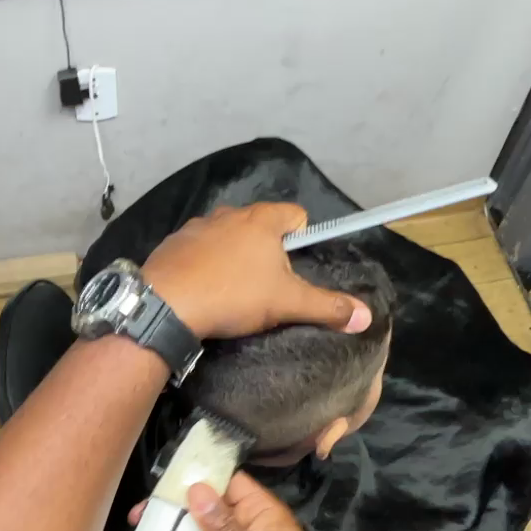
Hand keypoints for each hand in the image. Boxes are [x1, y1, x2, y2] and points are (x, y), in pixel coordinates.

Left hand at [140, 203, 370, 339]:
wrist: (165, 304)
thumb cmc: (232, 296)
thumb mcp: (286, 303)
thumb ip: (327, 306)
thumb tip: (366, 316)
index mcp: (261, 220)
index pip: (295, 215)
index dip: (302, 237)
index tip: (296, 266)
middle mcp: (228, 214)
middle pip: (259, 225)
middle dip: (267, 249)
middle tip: (266, 284)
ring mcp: (196, 226)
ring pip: (226, 235)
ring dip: (233, 254)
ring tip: (232, 289)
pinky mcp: (172, 244)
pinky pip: (197, 249)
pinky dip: (204, 263)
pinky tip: (202, 288)